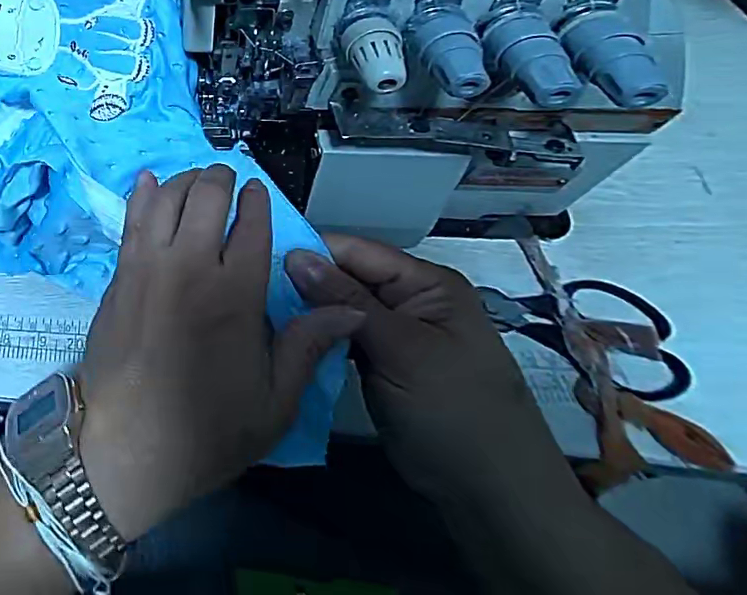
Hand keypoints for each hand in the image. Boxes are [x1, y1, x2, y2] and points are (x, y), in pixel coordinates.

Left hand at [76, 166, 365, 539]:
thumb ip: (308, 345)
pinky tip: (148, 181)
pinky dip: (143, 194)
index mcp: (235, 293)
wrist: (126, 451)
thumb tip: (350, 310)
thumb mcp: (274, 401)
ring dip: (185, 179)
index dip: (257, 200)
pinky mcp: (119, 275)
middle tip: (228, 178)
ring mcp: (148, 266)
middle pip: (206, 196)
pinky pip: (131, 220)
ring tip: (196, 179)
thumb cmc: (207, 430)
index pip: (252, 224)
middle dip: (221, 179)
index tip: (258, 191)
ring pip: (166, 198)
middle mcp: (190, 265)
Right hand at [284, 235, 586, 513]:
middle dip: (305, 281)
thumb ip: (347, 300)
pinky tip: (288, 336)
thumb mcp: (401, 350)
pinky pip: (342, 335)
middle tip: (254, 289)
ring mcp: (393, 332)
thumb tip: (296, 255)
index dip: (311, 250)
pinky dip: (319, 335)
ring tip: (262, 310)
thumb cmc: (455, 413)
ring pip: (339, 306)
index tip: (261, 258)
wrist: (492, 495)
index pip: (356, 250)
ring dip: (309, 309)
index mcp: (424, 282)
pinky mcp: (380, 361)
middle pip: (345, 275)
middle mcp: (408, 299)